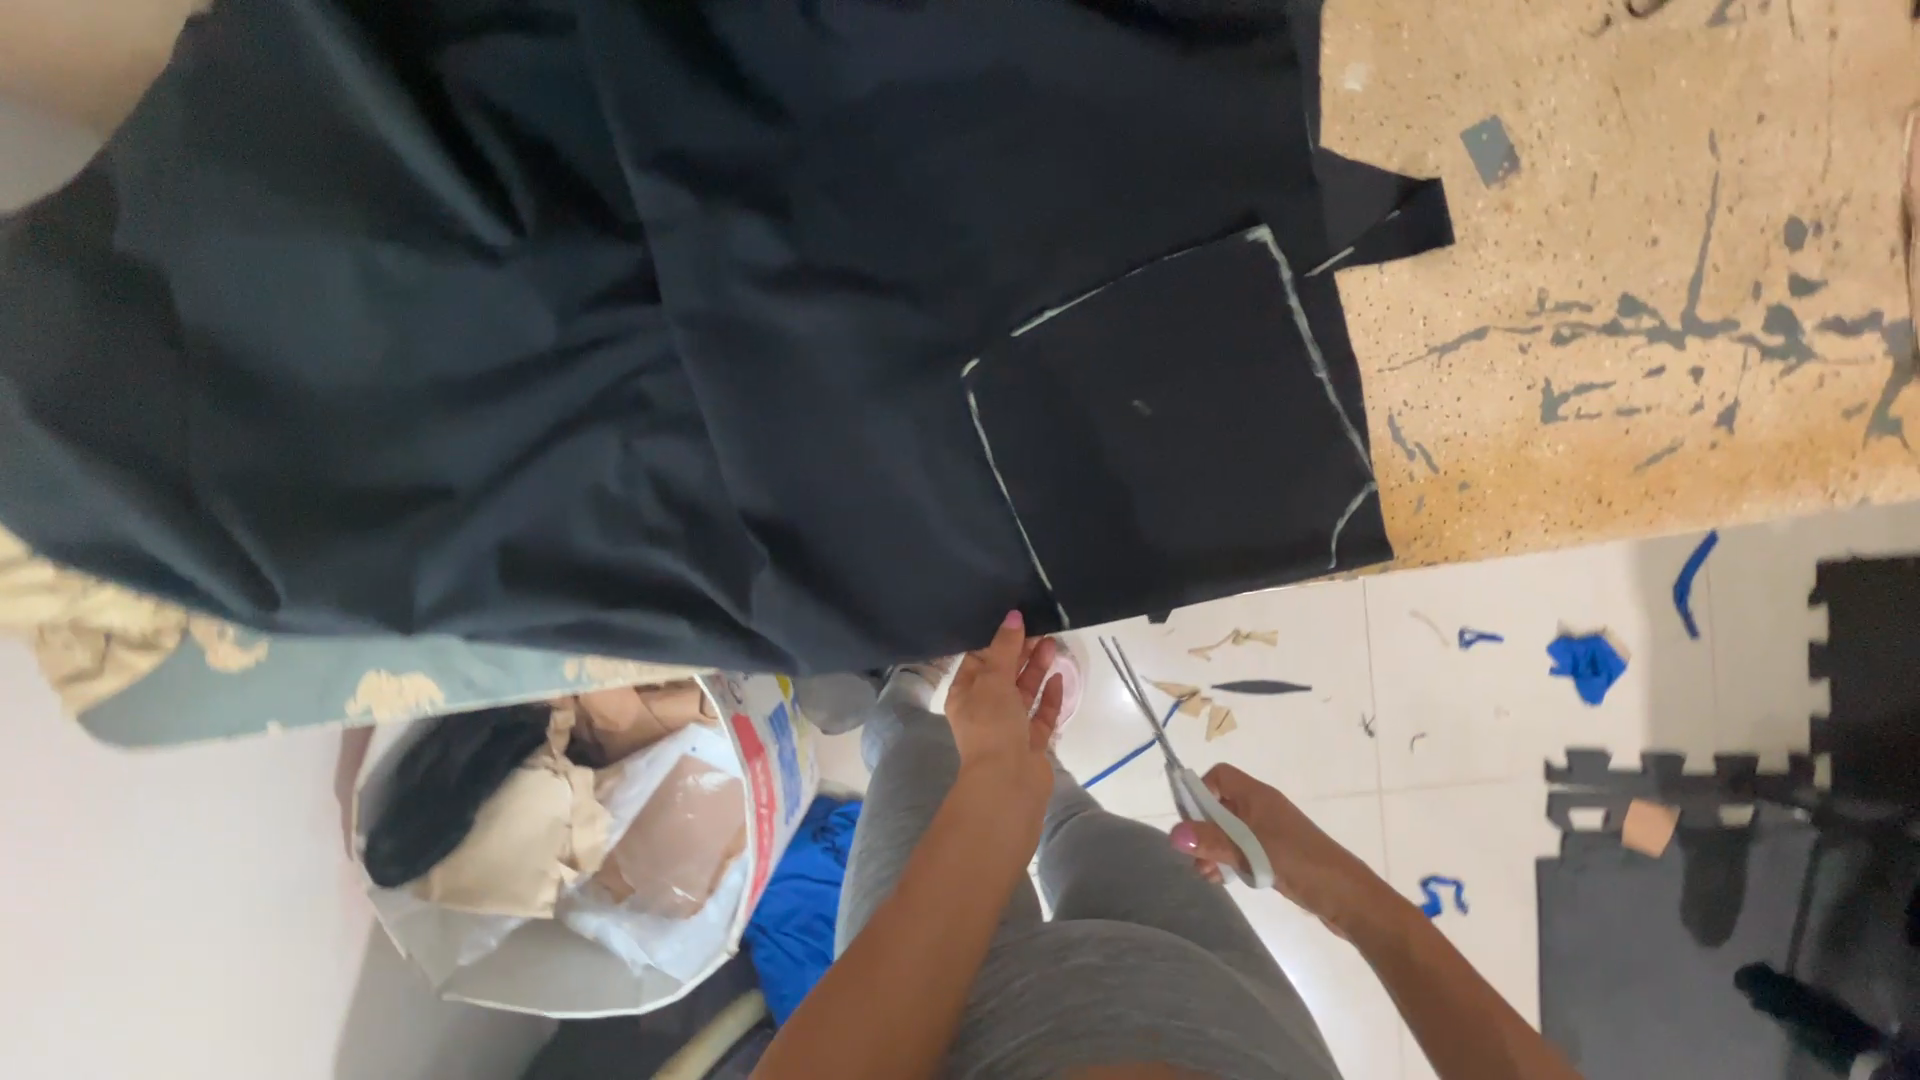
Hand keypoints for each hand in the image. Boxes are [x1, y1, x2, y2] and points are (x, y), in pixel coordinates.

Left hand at [942, 611, 1063, 813]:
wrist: (1008, 783)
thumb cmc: (991, 725)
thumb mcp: (993, 679)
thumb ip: (1005, 648)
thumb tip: (1013, 616)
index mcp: (965, 695)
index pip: (978, 660)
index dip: (996, 640)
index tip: (1016, 620)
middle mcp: (984, 710)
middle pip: (1003, 674)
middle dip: (1020, 652)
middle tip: (1040, 627)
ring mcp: (1009, 729)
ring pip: (1023, 693)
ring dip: (1036, 669)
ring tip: (1052, 643)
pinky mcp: (1031, 743)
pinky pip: (1041, 715)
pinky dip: (1049, 696)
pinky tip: (1059, 677)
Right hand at [1169, 764, 1406, 937]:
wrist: (1349, 898)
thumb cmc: (1299, 863)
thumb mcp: (1249, 851)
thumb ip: (1211, 841)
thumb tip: (1173, 834)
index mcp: (1257, 796)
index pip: (1219, 776)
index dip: (1201, 792)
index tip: (1192, 823)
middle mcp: (1262, 808)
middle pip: (1220, 805)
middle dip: (1203, 830)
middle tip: (1196, 859)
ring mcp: (1271, 831)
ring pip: (1230, 831)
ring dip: (1214, 850)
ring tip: (1209, 876)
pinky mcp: (1277, 854)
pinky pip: (1243, 849)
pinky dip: (1231, 861)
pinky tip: (1226, 881)